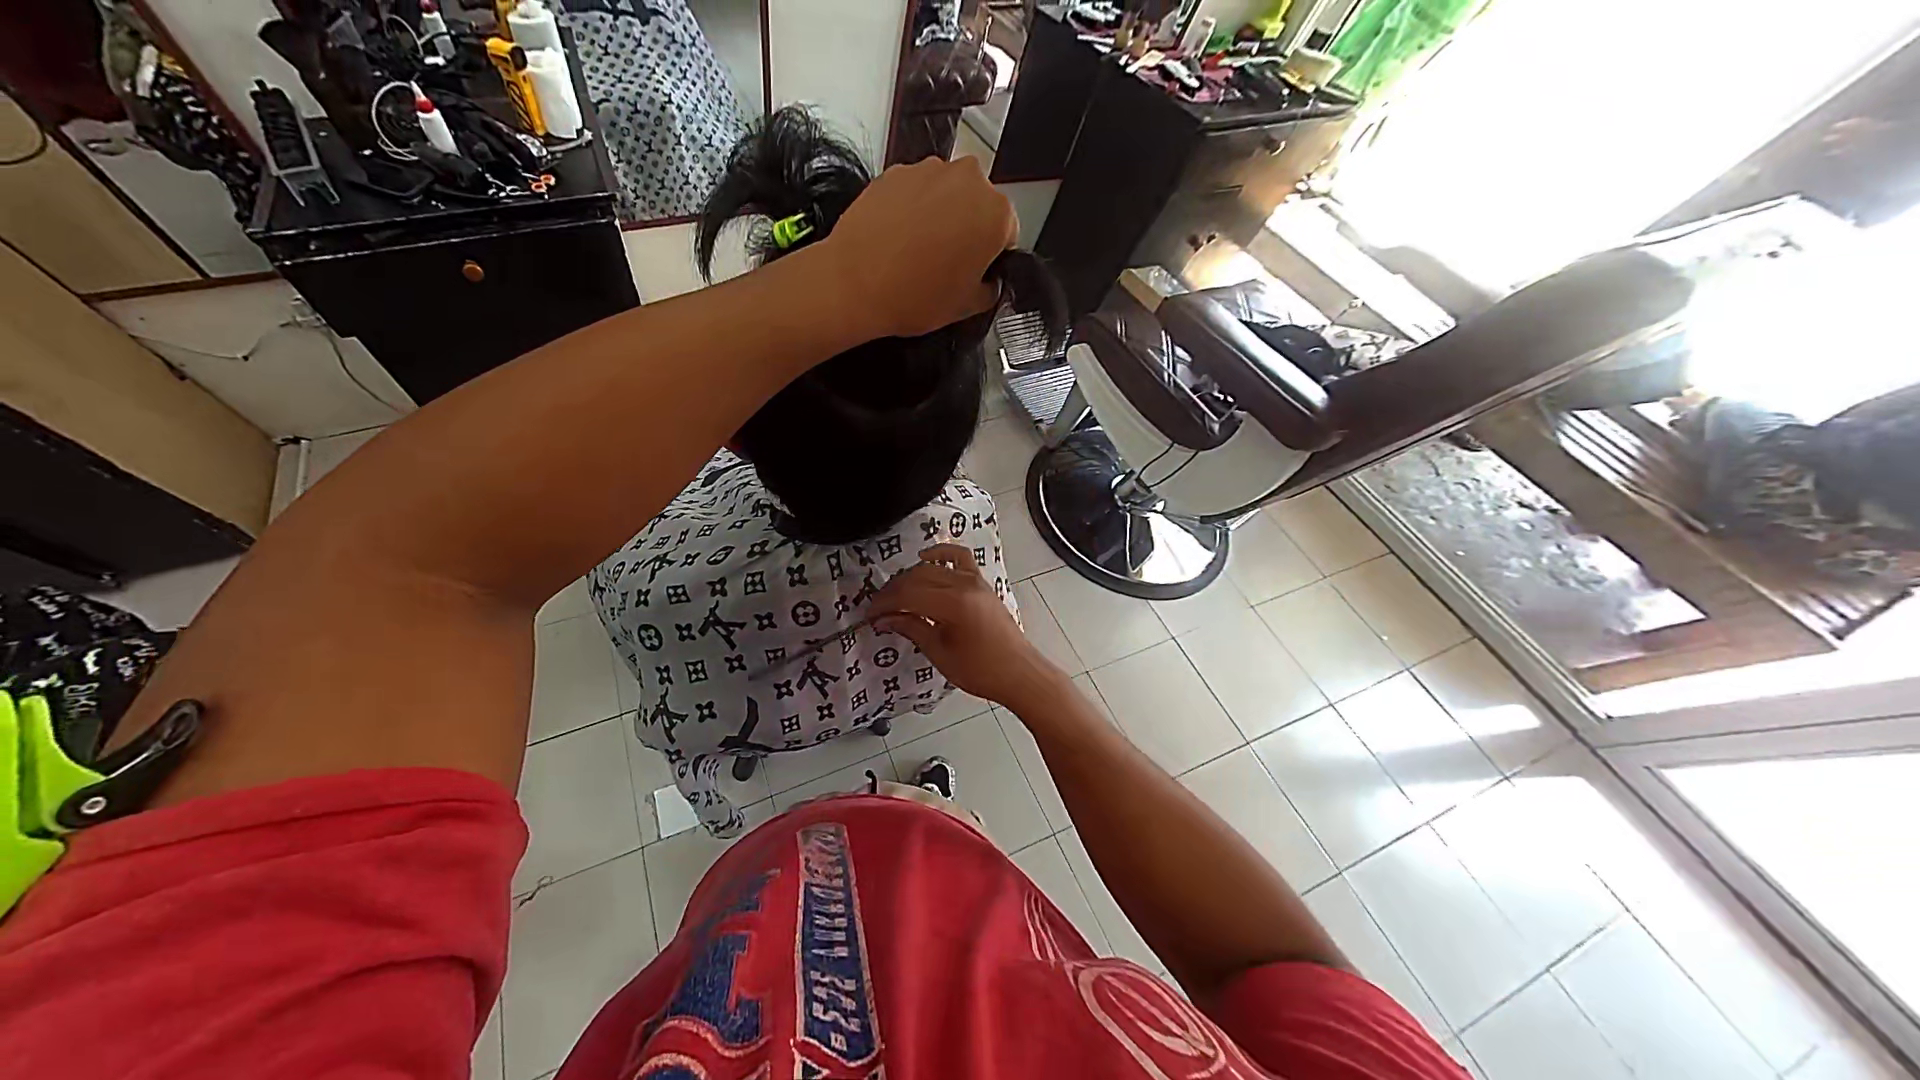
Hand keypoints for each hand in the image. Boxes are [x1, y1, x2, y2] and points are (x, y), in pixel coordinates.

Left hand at [818, 156, 1016, 339]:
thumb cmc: (910, 294)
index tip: (978, 271)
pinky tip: (899, 242)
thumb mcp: (966, 307)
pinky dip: (911, 210)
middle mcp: (968, 181)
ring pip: (946, 195)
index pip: (1009, 233)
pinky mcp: (896, 172)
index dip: (993, 257)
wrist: (853, 284)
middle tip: (948, 267)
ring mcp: (929, 171)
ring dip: (940, 217)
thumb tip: (988, 283)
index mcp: (996, 214)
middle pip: (979, 206)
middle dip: (968, 230)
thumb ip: (990, 290)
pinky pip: (914, 191)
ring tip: (919, 256)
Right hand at [870, 544, 1069, 710]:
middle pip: (917, 577)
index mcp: (952, 604)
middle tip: (879, 609)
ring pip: (933, 567)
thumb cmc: (981, 671)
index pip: (907, 594)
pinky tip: (926, 557)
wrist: (1018, 673)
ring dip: (911, 577)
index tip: (870, 615)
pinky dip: (942, 553)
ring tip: (897, 595)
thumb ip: (912, 629)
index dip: (884, 603)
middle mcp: (964, 585)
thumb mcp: (939, 653)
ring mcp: (975, 581)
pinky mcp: (982, 584)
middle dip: (893, 592)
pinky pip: (960, 558)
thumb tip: (885, 619)